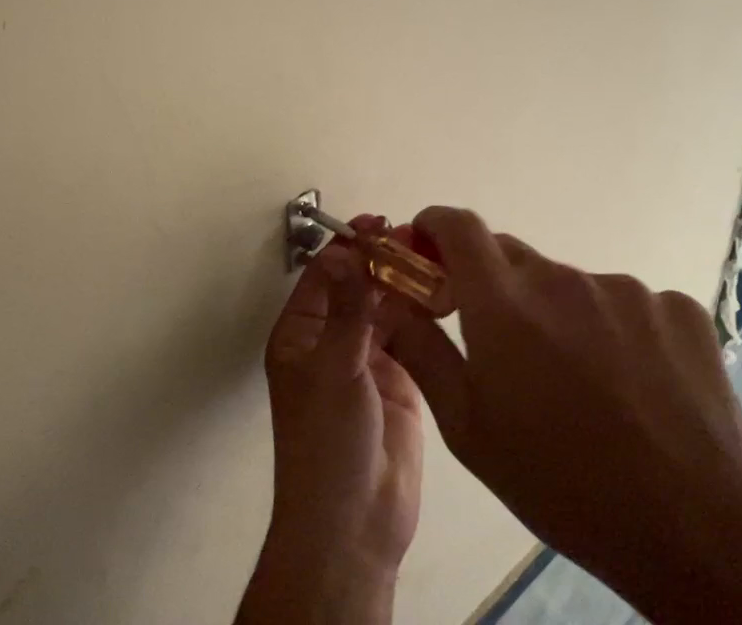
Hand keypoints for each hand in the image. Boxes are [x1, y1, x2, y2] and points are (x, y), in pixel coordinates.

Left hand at [237, 216, 423, 624]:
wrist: (355, 520)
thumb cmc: (327, 442)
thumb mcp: (334, 369)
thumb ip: (348, 311)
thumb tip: (346, 253)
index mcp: (299, 336)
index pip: (322, 278)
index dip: (347, 248)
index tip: (377, 222)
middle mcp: (329, 344)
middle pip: (354, 290)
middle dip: (379, 263)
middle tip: (415, 235)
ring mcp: (364, 364)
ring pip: (382, 312)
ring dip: (401, 287)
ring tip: (433, 257)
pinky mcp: (398, 384)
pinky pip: (408, 339)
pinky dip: (420, 317)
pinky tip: (442, 294)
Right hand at [382, 207, 741, 597]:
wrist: (697, 528)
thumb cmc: (560, 483)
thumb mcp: (467, 428)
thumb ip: (421, 351)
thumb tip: (390, 302)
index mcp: (504, 304)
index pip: (457, 226)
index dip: (433, 228)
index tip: (425, 255)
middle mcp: (564, 280)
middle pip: (511, 258)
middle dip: (491, 287)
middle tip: (498, 347)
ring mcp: (629, 291)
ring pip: (570, 287)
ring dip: (555, 316)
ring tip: (577, 386)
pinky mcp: (681, 311)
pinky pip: (626, 306)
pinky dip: (612, 331)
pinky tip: (630, 388)